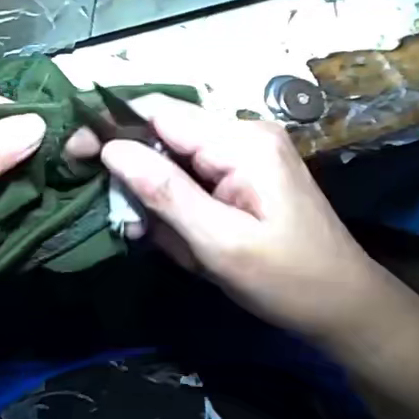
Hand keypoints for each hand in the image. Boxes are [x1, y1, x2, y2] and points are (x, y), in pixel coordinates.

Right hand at [96, 95, 409, 342]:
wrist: (345, 305)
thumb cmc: (287, 280)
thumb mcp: (219, 243)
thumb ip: (164, 192)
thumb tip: (111, 148)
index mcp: (241, 141)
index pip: (160, 113)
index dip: (112, 128)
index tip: (73, 153)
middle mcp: (244, 133)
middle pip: (165, 137)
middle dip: (144, 184)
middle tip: (141, 231)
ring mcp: (248, 152)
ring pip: (176, 163)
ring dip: (165, 207)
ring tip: (185, 250)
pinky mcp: (247, 173)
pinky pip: (196, 179)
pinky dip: (183, 211)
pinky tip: (195, 245)